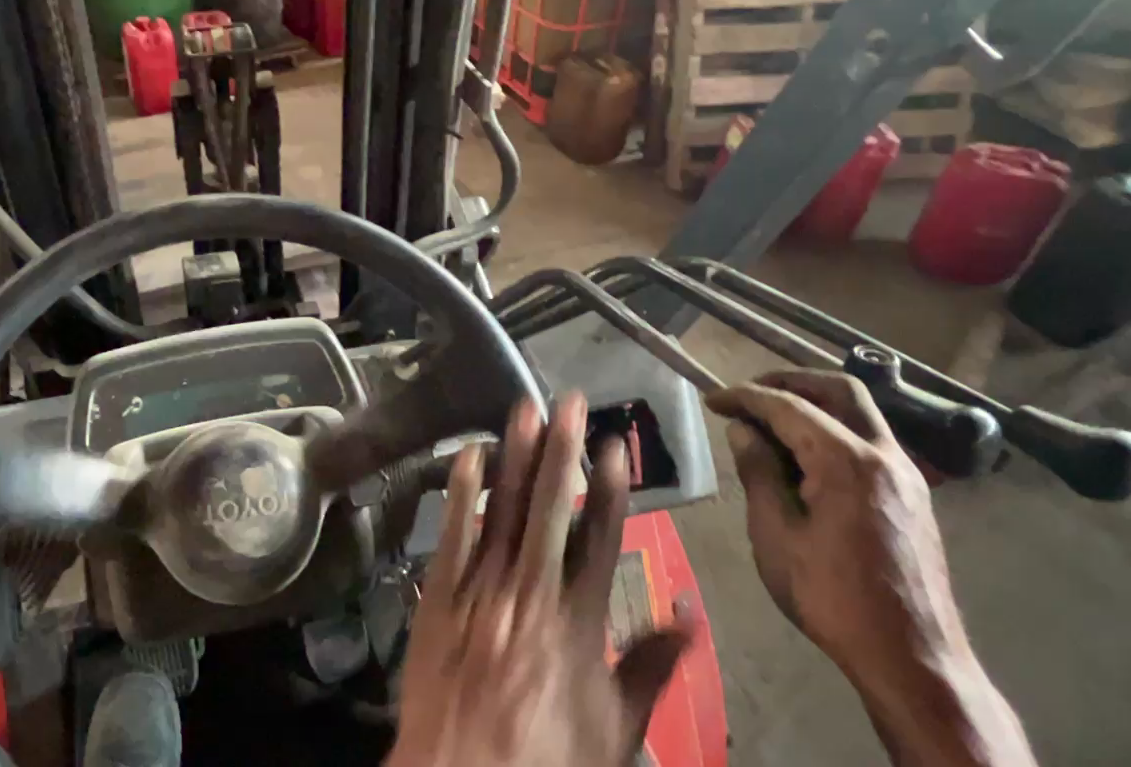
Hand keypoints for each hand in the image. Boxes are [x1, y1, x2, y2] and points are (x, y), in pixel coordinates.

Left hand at [387, 394, 696, 766]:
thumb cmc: (547, 759)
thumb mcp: (617, 728)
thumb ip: (651, 666)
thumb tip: (692, 616)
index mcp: (579, 622)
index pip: (601, 539)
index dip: (610, 488)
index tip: (614, 445)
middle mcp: (530, 592)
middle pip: (549, 508)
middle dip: (560, 450)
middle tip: (569, 400)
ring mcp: (480, 589)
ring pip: (501, 508)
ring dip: (514, 455)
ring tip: (525, 407)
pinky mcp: (439, 594)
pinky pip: (451, 533)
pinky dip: (461, 491)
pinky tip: (468, 453)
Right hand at [706, 371, 1036, 766]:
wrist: (911, 656)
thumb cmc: (831, 597)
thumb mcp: (776, 535)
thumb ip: (759, 473)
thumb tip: (744, 431)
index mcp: (847, 462)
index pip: (788, 407)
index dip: (744, 397)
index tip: (711, 400)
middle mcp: (885, 455)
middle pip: (840, 390)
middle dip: (789, 381)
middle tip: (747, 393)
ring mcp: (906, 475)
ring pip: (860, 413)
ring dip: (814, 404)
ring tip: (768, 422)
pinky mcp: (912, 495)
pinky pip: (869, 441)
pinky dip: (832, 430)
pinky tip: (802, 456)